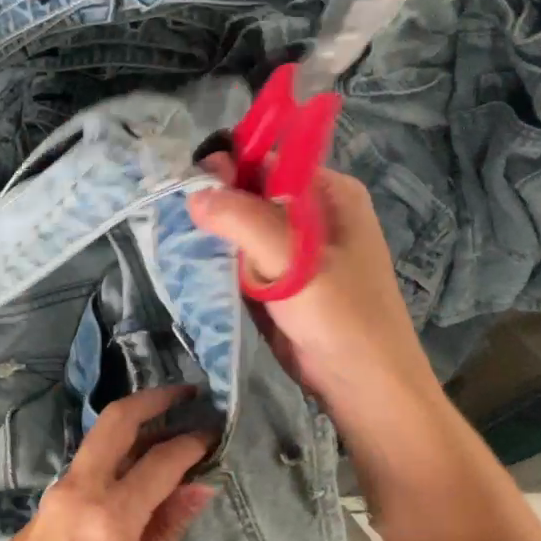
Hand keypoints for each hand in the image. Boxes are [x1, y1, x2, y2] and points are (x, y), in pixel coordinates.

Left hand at [0, 386, 214, 540]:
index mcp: (110, 519)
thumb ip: (165, 534)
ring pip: (100, 439)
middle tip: (188, 395)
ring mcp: (58, 489)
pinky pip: (89, 463)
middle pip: (116, 422)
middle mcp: (81, 490)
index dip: (192, 443)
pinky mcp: (47, 497)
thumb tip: (198, 489)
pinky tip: (141, 465)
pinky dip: (117, 453)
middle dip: (153, 400)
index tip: (217, 432)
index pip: (161, 462)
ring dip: (135, 425)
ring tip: (172, 429)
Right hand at [187, 154, 445, 440]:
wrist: (360, 382)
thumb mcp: (293, 261)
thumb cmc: (340, 316)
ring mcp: (292, 249)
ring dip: (212, 233)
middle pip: (251, 191)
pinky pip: (237, 257)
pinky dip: (216, 259)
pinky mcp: (274, 279)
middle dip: (216, 200)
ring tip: (180, 239)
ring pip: (240, 225)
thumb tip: (195, 194)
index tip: (193, 182)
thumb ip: (244, 222)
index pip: (273, 159)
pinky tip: (194, 264)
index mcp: (329, 195)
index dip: (233, 163)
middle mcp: (311, 214)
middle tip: (181, 216)